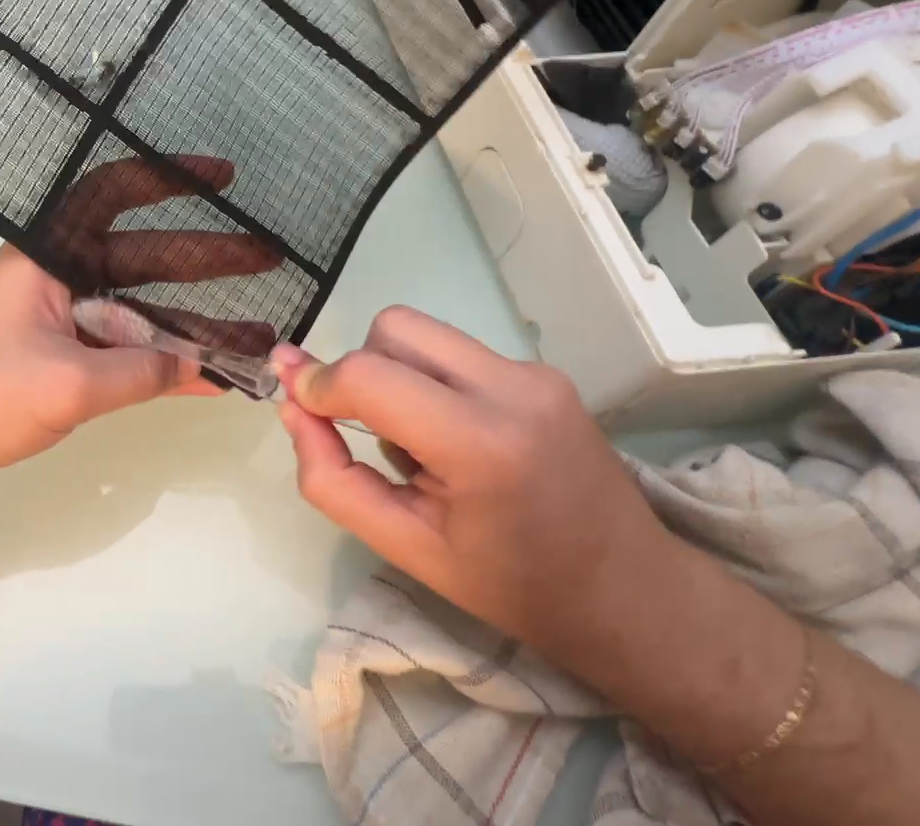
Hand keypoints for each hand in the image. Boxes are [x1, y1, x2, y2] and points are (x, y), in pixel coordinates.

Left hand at [0, 156, 282, 485]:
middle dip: (205, 261)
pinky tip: (206, 377)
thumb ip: (141, 371)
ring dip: (191, 324)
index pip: (112, 193)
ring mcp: (57, 318)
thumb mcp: (69, 383)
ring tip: (254, 334)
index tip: (221, 177)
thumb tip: (195, 365)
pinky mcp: (57, 355)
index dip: (169, 178)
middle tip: (264, 258)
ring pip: (138, 310)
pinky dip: (159, 361)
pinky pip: (121, 348)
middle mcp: (55, 277)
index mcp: (48, 256)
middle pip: (143, 256)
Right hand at [272, 307, 685, 662]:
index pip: (367, 374)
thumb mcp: (401, 544)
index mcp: (481, 443)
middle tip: (369, 433)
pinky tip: (455, 439)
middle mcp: (513, 388)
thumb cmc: (507, 583)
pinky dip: (431, 383)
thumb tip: (291, 406)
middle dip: (359, 370)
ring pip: (422, 333)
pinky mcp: (543, 372)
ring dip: (394, 374)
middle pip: (392, 328)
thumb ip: (330, 475)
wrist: (627, 592)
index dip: (317, 385)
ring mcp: (535, 373)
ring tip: (420, 443)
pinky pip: (455, 353)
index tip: (299, 411)